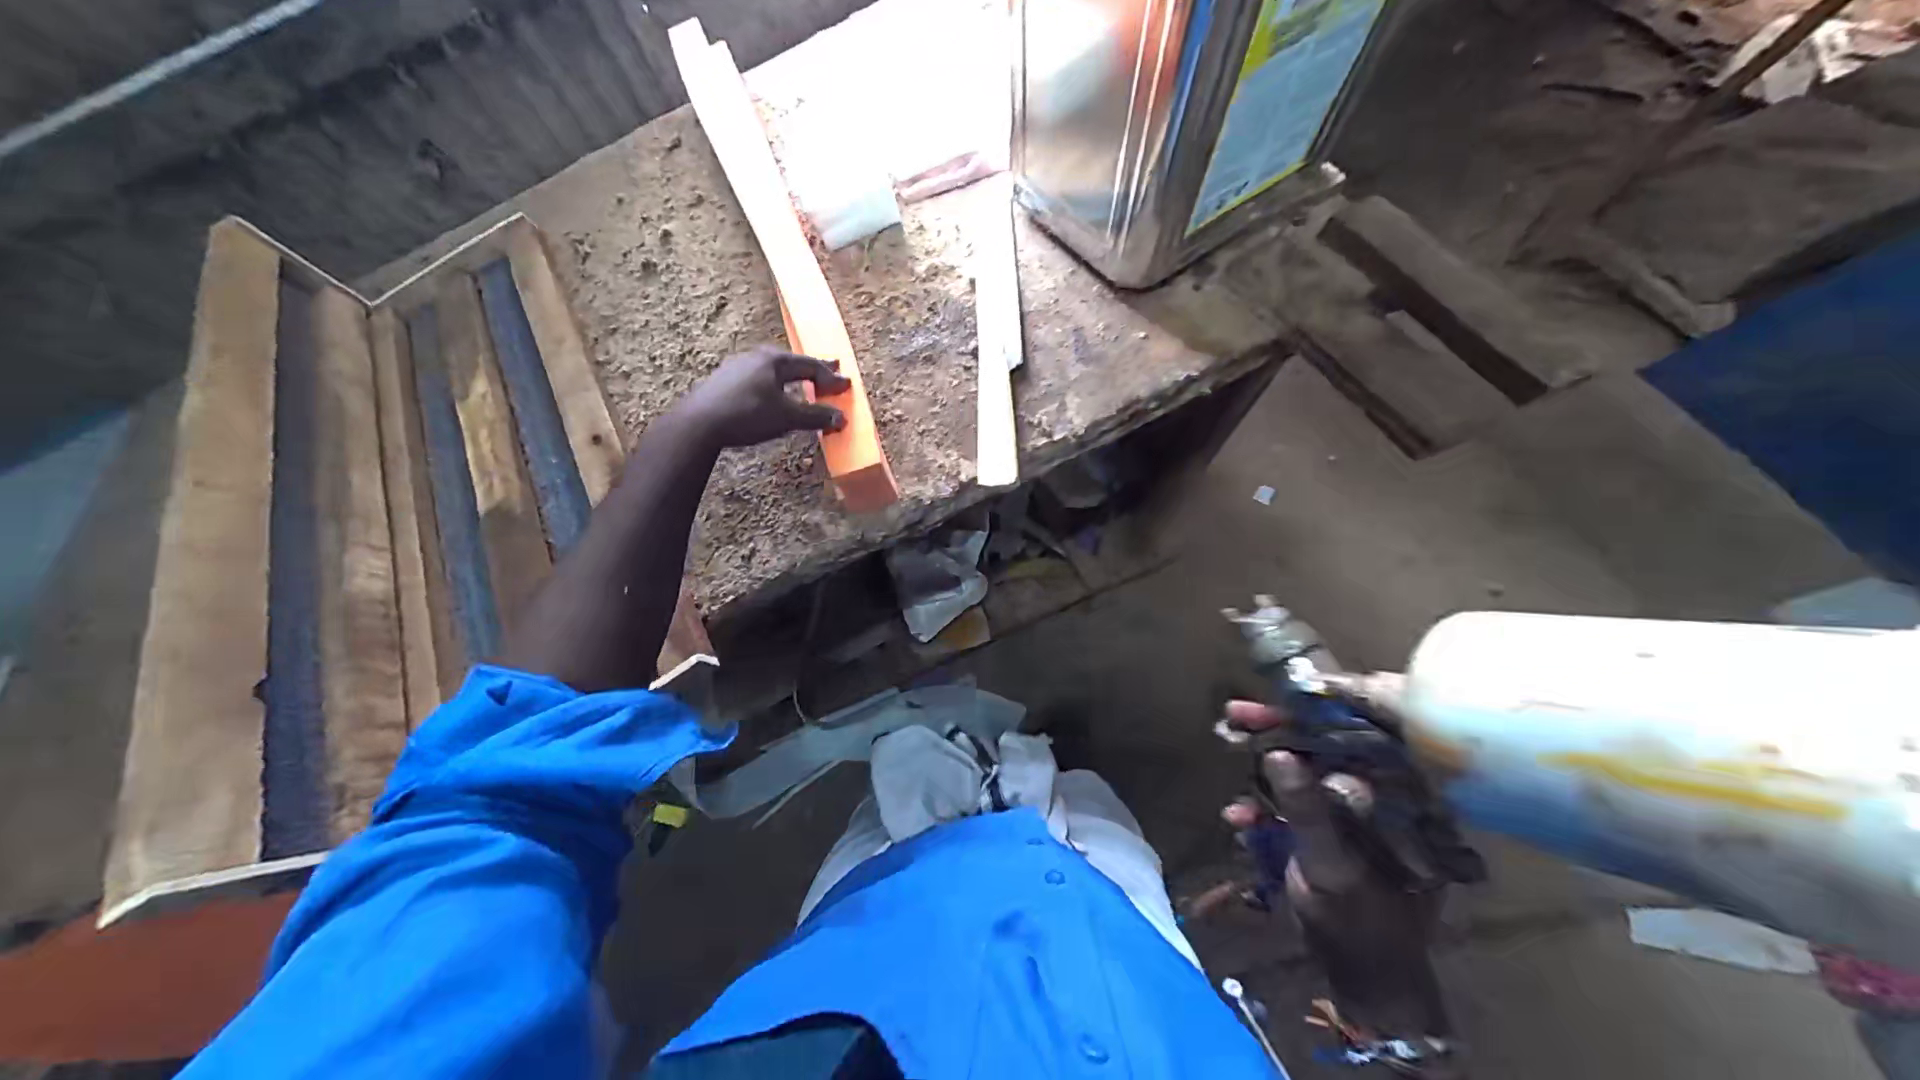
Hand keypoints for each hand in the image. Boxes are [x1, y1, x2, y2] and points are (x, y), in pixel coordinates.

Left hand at [676, 345, 850, 448]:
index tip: (846, 386)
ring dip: (791, 377)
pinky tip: (771, 394)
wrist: (698, 424)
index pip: (810, 365)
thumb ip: (816, 416)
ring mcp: (736, 367)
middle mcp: (755, 357)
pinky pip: (757, 379)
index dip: (830, 378)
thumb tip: (841, 418)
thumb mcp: (787, 417)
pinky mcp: (723, 382)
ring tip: (802, 383)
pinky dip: (773, 385)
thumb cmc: (746, 414)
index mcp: (773, 360)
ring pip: (772, 370)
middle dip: (812, 369)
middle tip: (831, 368)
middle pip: (791, 362)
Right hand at [1221, 699, 1451, 1040]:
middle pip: (1327, 744)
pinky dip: (1262, 804)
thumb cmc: (1365, 927)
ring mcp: (1350, 810)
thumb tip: (1278, 754)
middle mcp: (1382, 795)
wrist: (1367, 978)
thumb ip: (1309, 812)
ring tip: (1227, 745)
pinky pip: (1290, 800)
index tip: (1279, 695)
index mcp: (1405, 799)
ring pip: (1304, 767)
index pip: (1370, 733)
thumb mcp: (1334, 870)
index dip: (1323, 709)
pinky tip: (1236, 817)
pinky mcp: (1324, 825)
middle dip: (1278, 728)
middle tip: (1236, 713)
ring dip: (1262, 759)